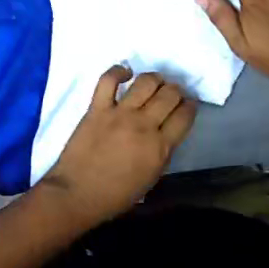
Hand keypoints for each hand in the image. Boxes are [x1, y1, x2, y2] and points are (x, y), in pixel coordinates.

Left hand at [34, 66, 197, 226]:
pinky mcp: (96, 108)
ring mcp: (119, 114)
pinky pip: (108, 80)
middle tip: (171, 94)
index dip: (190, 106)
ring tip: (154, 82)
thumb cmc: (116, 195)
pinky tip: (125, 73)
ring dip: (155, 79)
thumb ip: (163, 152)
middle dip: (176, 91)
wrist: (77, 195)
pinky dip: (118, 71)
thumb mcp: (151, 178)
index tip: (187, 105)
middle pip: (170, 94)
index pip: (185, 115)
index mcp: (160, 147)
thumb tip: (167, 133)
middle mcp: (143, 125)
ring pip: (146, 82)